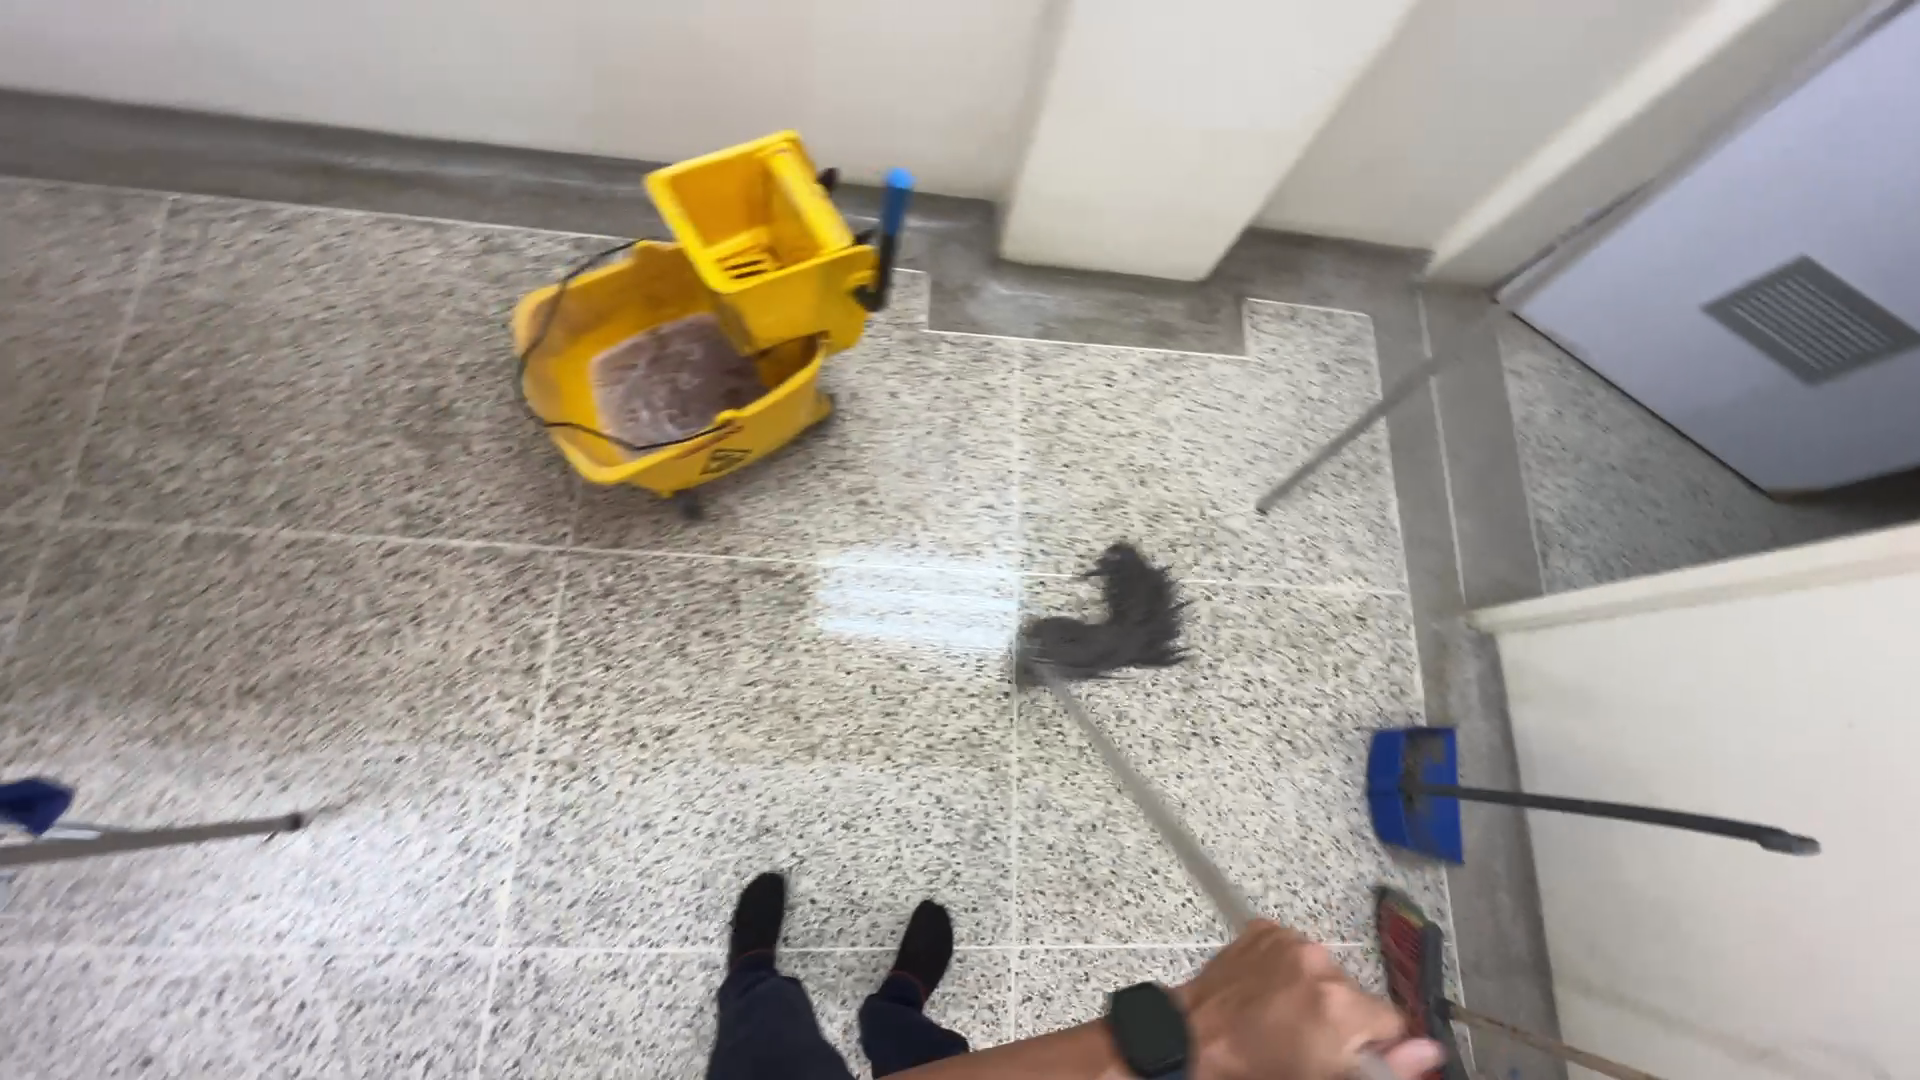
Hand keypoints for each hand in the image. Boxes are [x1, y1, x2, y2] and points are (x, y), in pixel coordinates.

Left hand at [1175, 920, 1443, 1079]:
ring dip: (1315, 989)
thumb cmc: (1263, 1066)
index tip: (1354, 1053)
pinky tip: (1270, 989)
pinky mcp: (1263, 928)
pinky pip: (1293, 948)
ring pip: (1325, 970)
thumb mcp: (1329, 1076)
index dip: (1377, 1042)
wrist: (1199, 1035)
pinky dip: (1289, 966)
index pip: (1393, 1020)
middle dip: (1344, 1016)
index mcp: (1341, 1004)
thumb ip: (1389, 1067)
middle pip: (1356, 993)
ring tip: (1285, 1013)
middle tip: (1311, 1038)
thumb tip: (1431, 1049)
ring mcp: (1288, 939)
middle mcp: (1319, 962)